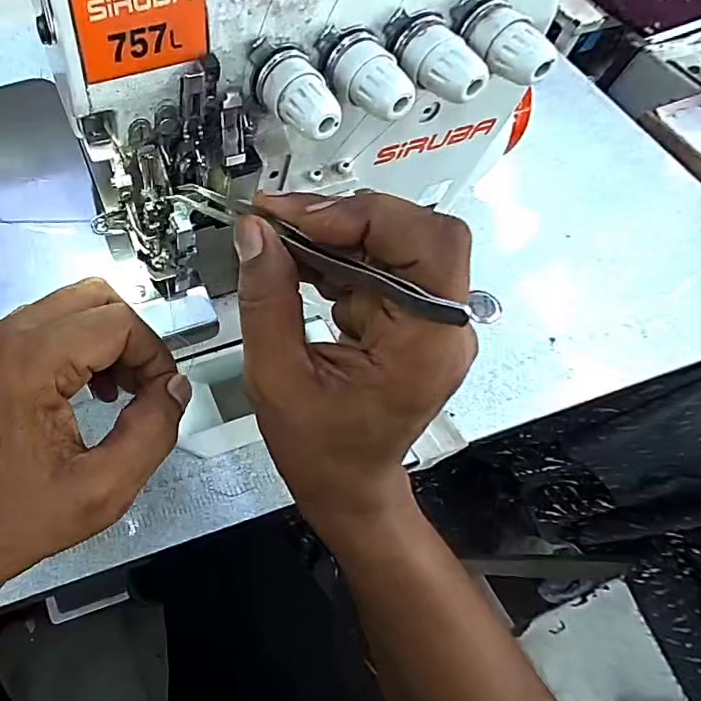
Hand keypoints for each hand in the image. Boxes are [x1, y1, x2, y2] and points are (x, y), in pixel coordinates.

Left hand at [0, 279, 189, 613]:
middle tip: (146, 387)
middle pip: (97, 298)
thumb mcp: (105, 488)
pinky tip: (91, 390)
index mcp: (27, 365)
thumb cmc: (10, 522)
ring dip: (110, 341)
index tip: (163, 393)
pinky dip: (83, 347)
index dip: (155, 355)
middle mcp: (3, 341)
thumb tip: (175, 389)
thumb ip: (154, 431)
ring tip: (120, 391)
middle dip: (135, 340)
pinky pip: (50, 326)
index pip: (119, 322)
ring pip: (75, 306)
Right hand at [235, 192, 476, 529]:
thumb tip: (257, 236)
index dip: (358, 216)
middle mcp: (443, 330)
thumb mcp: (278, 378)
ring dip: (338, 237)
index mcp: (426, 347)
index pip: (424, 244)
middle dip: (347, 220)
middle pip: (417, 232)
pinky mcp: (414, 320)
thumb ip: (266, 300)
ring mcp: (433, 324)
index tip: (292, 217)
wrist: (349, 484)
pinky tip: (304, 272)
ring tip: (284, 250)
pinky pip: (384, 266)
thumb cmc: (325, 453)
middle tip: (284, 224)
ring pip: (398, 242)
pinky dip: (341, 258)